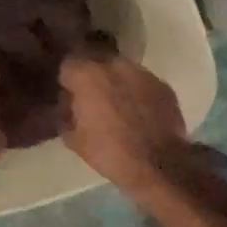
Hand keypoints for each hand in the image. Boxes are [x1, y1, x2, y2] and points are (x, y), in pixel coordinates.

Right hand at [59, 53, 188, 192]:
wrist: (159, 164)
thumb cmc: (109, 152)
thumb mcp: (74, 140)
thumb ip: (64, 115)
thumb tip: (66, 106)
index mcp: (87, 75)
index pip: (67, 65)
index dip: (66, 80)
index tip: (67, 94)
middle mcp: (114, 65)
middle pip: (96, 62)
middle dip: (91, 77)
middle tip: (91, 99)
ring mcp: (142, 73)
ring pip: (121, 70)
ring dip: (115, 82)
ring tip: (117, 105)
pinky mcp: (162, 85)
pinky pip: (142, 83)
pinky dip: (137, 92)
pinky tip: (138, 112)